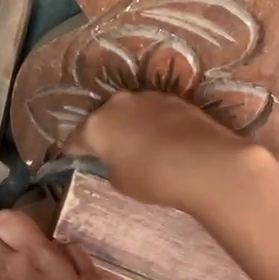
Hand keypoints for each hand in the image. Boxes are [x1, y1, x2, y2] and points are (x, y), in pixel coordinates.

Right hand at [67, 92, 266, 211]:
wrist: (204, 162)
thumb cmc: (151, 177)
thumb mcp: (119, 181)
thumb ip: (110, 166)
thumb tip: (115, 158)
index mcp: (95, 125)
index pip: (74, 140)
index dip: (74, 153)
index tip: (76, 162)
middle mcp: (117, 104)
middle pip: (102, 120)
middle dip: (104, 135)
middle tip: (110, 155)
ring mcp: (147, 98)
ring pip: (129, 113)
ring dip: (130, 126)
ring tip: (141, 147)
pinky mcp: (175, 98)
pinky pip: (154, 113)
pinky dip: (153, 124)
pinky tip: (163, 141)